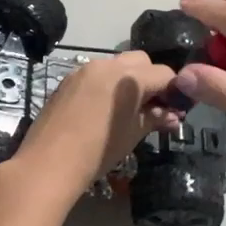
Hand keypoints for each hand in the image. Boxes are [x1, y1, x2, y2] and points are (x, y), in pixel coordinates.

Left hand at [7, 51, 179, 195]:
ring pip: (116, 65)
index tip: (175, 109)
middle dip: (151, 79)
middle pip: (140, 62)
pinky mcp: (68, 80)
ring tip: (128, 109)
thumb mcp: (132, 134)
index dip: (174, 90)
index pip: (164, 74)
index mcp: (129, 77)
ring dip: (128, 81)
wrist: (49, 162)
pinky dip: (107, 85)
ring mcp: (84, 70)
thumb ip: (154, 118)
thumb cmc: (98, 151)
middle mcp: (107, 64)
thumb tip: (173, 115)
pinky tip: (104, 110)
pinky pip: (96, 74)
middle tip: (152, 107)